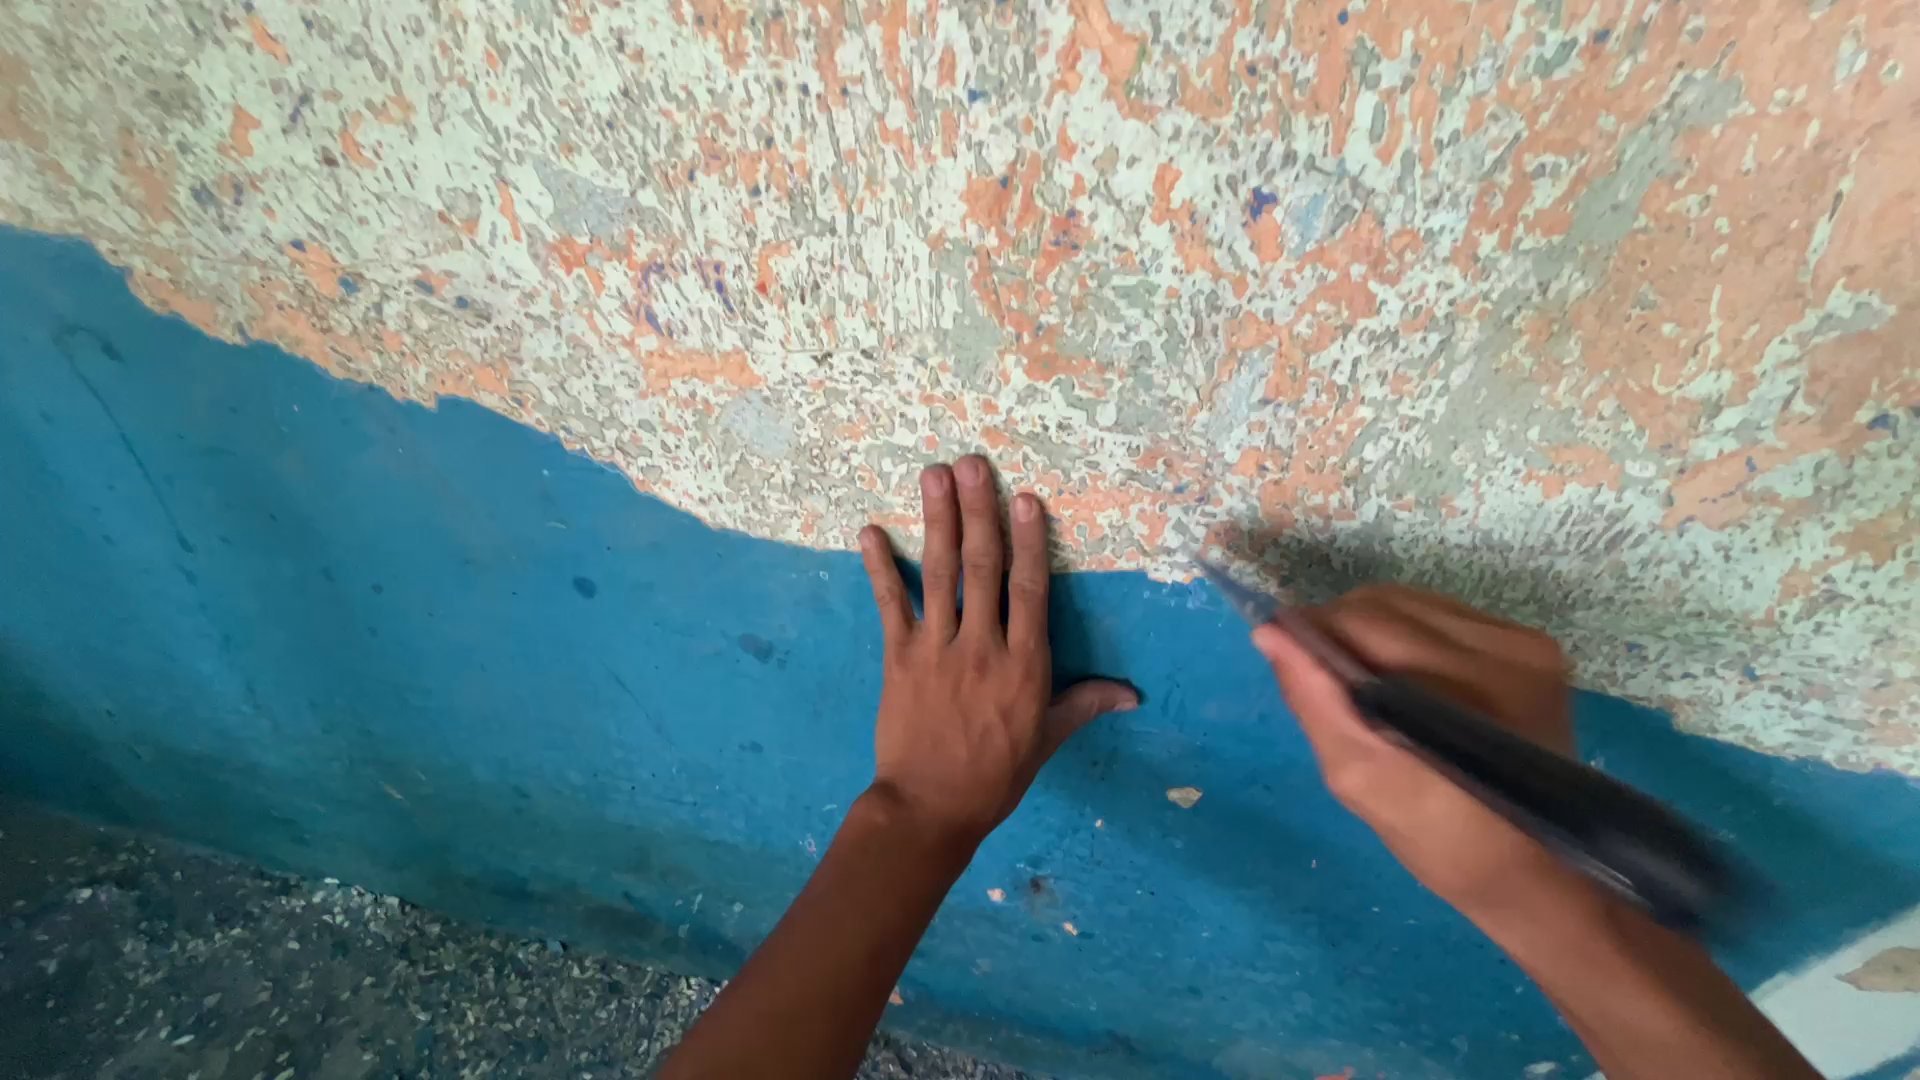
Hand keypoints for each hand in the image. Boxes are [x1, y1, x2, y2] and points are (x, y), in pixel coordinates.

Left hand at [857, 456, 1136, 844]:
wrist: (930, 808)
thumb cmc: (995, 775)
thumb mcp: (1047, 740)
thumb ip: (1085, 705)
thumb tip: (1134, 694)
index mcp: (1024, 664)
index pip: (1030, 591)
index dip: (1028, 542)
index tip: (1025, 498)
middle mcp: (982, 646)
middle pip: (982, 567)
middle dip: (978, 512)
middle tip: (971, 464)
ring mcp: (937, 648)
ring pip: (939, 574)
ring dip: (936, 521)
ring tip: (933, 476)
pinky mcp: (899, 657)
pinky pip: (890, 605)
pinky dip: (879, 568)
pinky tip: (869, 531)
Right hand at [1252, 583, 1573, 916]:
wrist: (1536, 874)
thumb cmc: (1440, 840)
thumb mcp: (1359, 778)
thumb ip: (1315, 699)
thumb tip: (1270, 632)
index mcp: (1468, 682)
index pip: (1361, 618)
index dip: (1313, 634)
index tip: (1298, 670)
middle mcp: (1504, 646)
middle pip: (1383, 601)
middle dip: (1339, 631)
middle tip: (1330, 684)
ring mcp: (1523, 641)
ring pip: (1407, 601)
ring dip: (1370, 631)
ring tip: (1368, 685)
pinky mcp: (1528, 646)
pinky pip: (1437, 614)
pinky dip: (1403, 635)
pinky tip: (1405, 678)